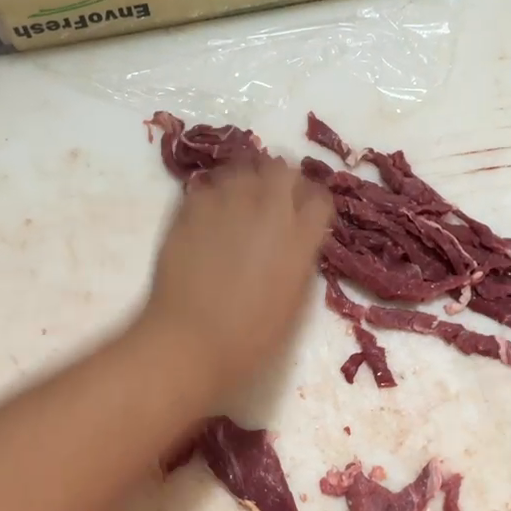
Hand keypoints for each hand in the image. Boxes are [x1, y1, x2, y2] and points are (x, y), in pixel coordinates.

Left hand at [140, 156, 332, 390]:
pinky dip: (214, 194)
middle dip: (282, 182)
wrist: (190, 341)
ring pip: (244, 168)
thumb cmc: (249, 339)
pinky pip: (208, 185)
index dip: (314, 206)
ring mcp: (227, 204)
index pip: (320, 198)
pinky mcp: (190, 208)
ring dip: (248, 182)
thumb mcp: (293, 305)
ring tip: (241, 204)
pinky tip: (210, 216)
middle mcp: (268, 210)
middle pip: (283, 170)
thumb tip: (298, 244)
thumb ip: (300, 263)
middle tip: (274, 202)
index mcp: (300, 238)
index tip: (307, 217)